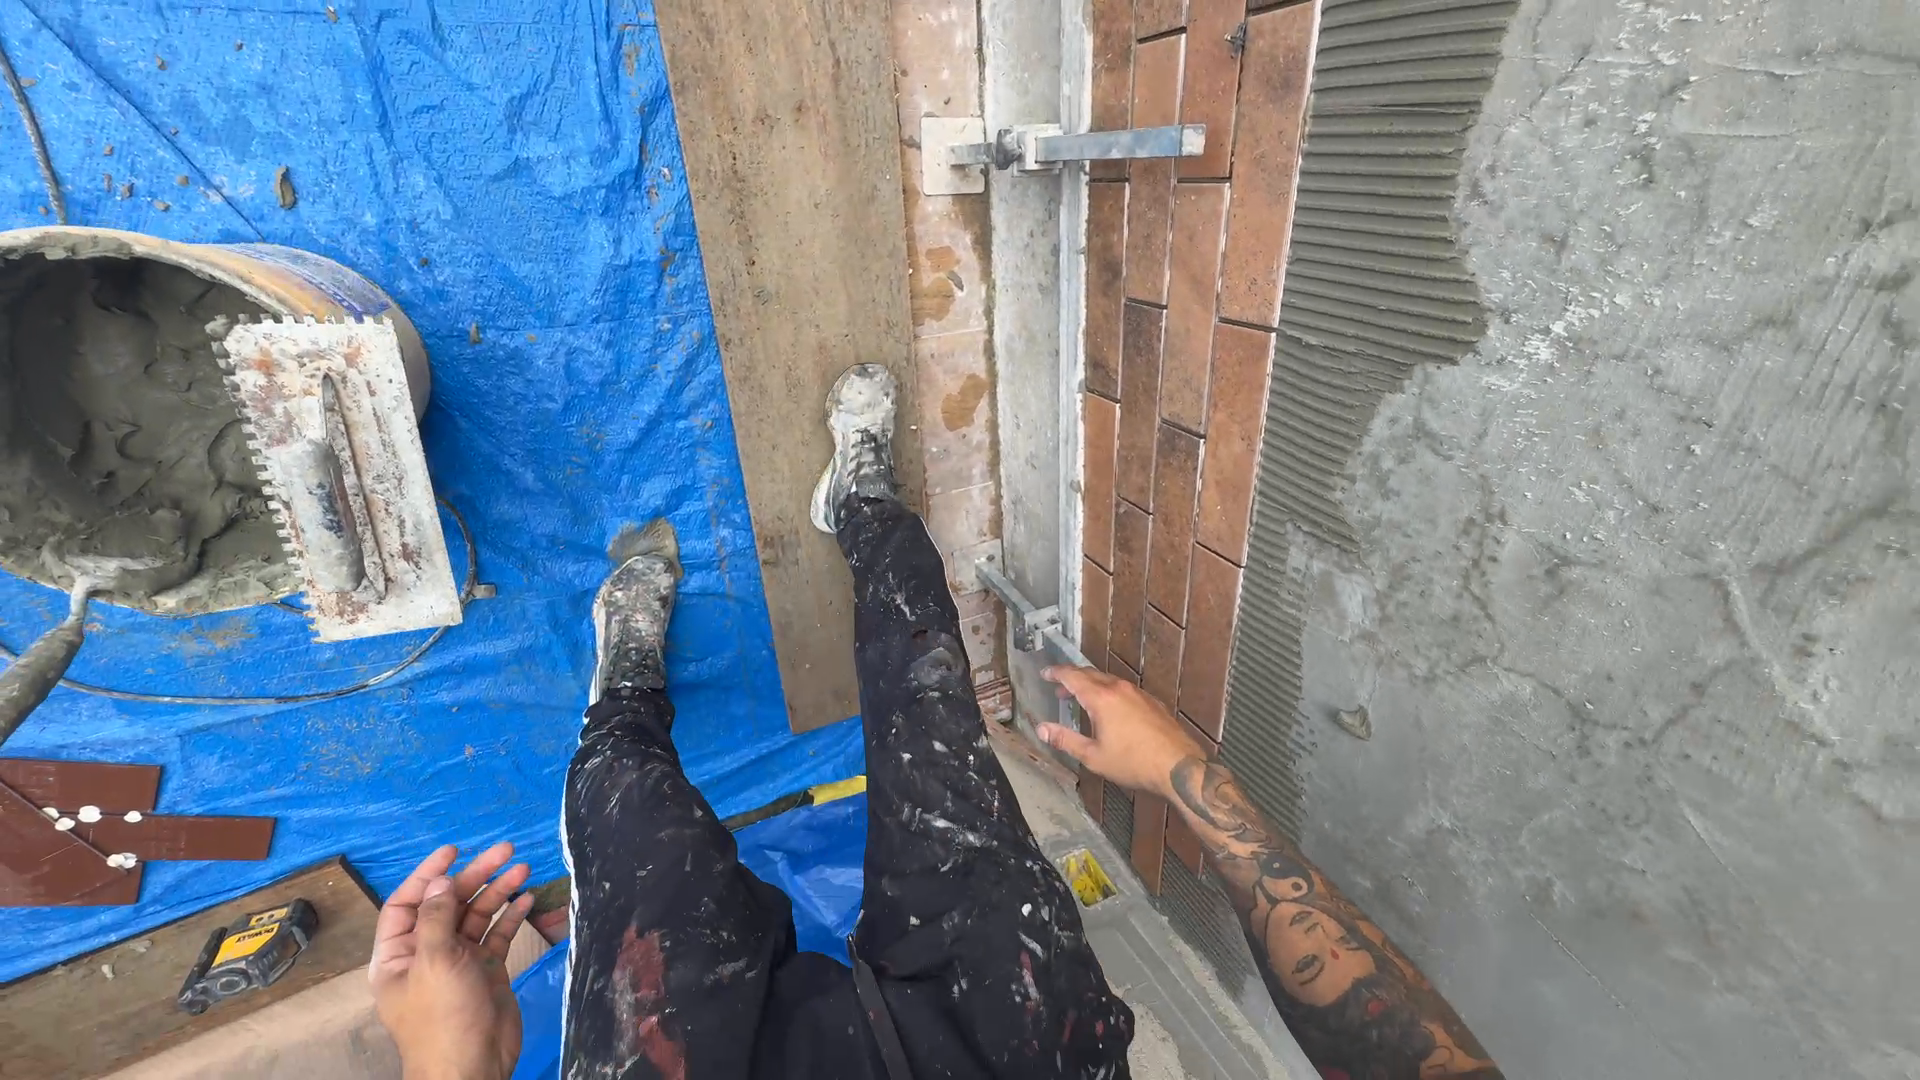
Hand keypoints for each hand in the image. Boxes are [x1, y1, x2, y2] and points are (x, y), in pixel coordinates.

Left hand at [370, 843, 534, 1079]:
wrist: (472, 1065)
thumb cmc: (443, 1015)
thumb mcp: (435, 962)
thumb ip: (436, 918)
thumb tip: (438, 881)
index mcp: (399, 956)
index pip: (406, 905)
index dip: (427, 875)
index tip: (454, 850)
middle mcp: (428, 954)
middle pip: (450, 904)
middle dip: (476, 876)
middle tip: (507, 850)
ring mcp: (459, 962)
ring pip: (477, 915)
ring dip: (499, 890)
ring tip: (524, 869)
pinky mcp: (487, 969)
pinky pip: (497, 933)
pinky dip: (512, 915)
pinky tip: (528, 899)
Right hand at [1038, 665, 1208, 799]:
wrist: (1179, 766)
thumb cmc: (1133, 763)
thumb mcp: (1093, 756)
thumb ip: (1065, 740)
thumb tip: (1041, 728)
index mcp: (1101, 698)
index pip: (1072, 677)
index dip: (1056, 673)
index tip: (1044, 674)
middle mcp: (1119, 689)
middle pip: (1090, 674)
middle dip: (1071, 678)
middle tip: (1059, 688)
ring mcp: (1138, 693)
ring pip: (1108, 680)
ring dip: (1091, 685)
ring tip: (1082, 700)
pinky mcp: (1151, 701)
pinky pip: (1123, 689)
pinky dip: (1108, 692)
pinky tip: (1110, 710)